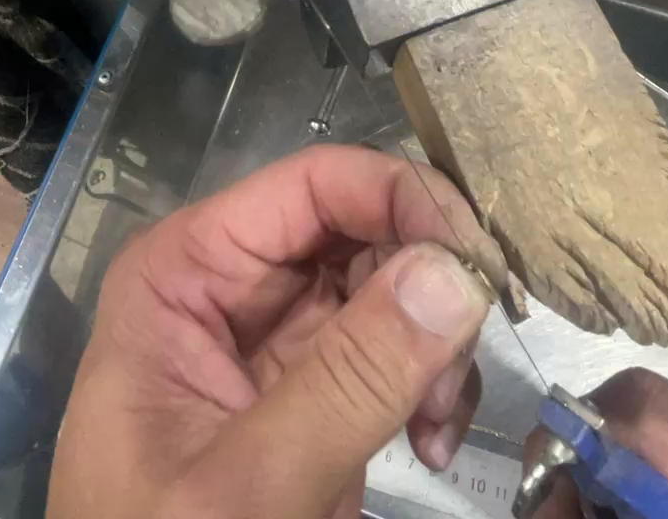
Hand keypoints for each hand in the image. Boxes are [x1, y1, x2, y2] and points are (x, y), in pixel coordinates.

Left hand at [49, 145, 512, 518]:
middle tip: (457, 367)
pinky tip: (429, 441)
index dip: (402, 199)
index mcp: (187, 264)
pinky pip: (392, 342)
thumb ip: (349, 379)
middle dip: (424, 286)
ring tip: (434, 425)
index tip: (480, 265)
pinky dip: (428, 381)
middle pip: (359, 225)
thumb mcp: (245, 484)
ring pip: (388, 279)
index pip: (311, 183)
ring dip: (434, 343)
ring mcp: (275, 325)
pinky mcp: (313, 377)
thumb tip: (455, 272)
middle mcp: (231, 274)